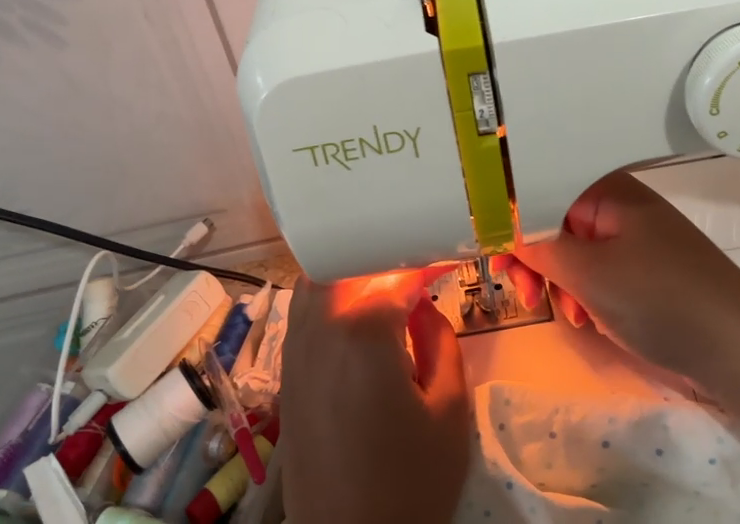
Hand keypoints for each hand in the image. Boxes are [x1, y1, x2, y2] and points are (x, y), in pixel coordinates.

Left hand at [280, 270, 470, 523]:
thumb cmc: (409, 482)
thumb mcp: (450, 410)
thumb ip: (442, 341)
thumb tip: (423, 307)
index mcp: (363, 330)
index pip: (398, 273)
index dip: (428, 260)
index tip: (452, 257)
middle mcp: (320, 327)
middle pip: (349, 264)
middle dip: (386, 259)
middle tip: (420, 271)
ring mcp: (296, 349)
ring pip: (320, 282)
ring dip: (354, 275)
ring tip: (390, 289)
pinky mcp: (287, 373)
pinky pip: (306, 312)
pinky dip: (332, 298)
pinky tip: (360, 318)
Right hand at [511, 170, 739, 379]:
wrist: (738, 345)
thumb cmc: (659, 297)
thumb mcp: (588, 273)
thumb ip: (539, 248)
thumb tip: (502, 227)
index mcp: (608, 190)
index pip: (542, 192)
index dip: (512, 222)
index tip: (493, 260)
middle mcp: (620, 206)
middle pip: (556, 223)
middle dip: (536, 259)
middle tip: (524, 296)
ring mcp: (636, 239)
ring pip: (576, 253)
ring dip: (561, 283)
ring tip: (571, 315)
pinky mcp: (647, 271)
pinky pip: (600, 273)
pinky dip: (587, 294)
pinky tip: (591, 319)